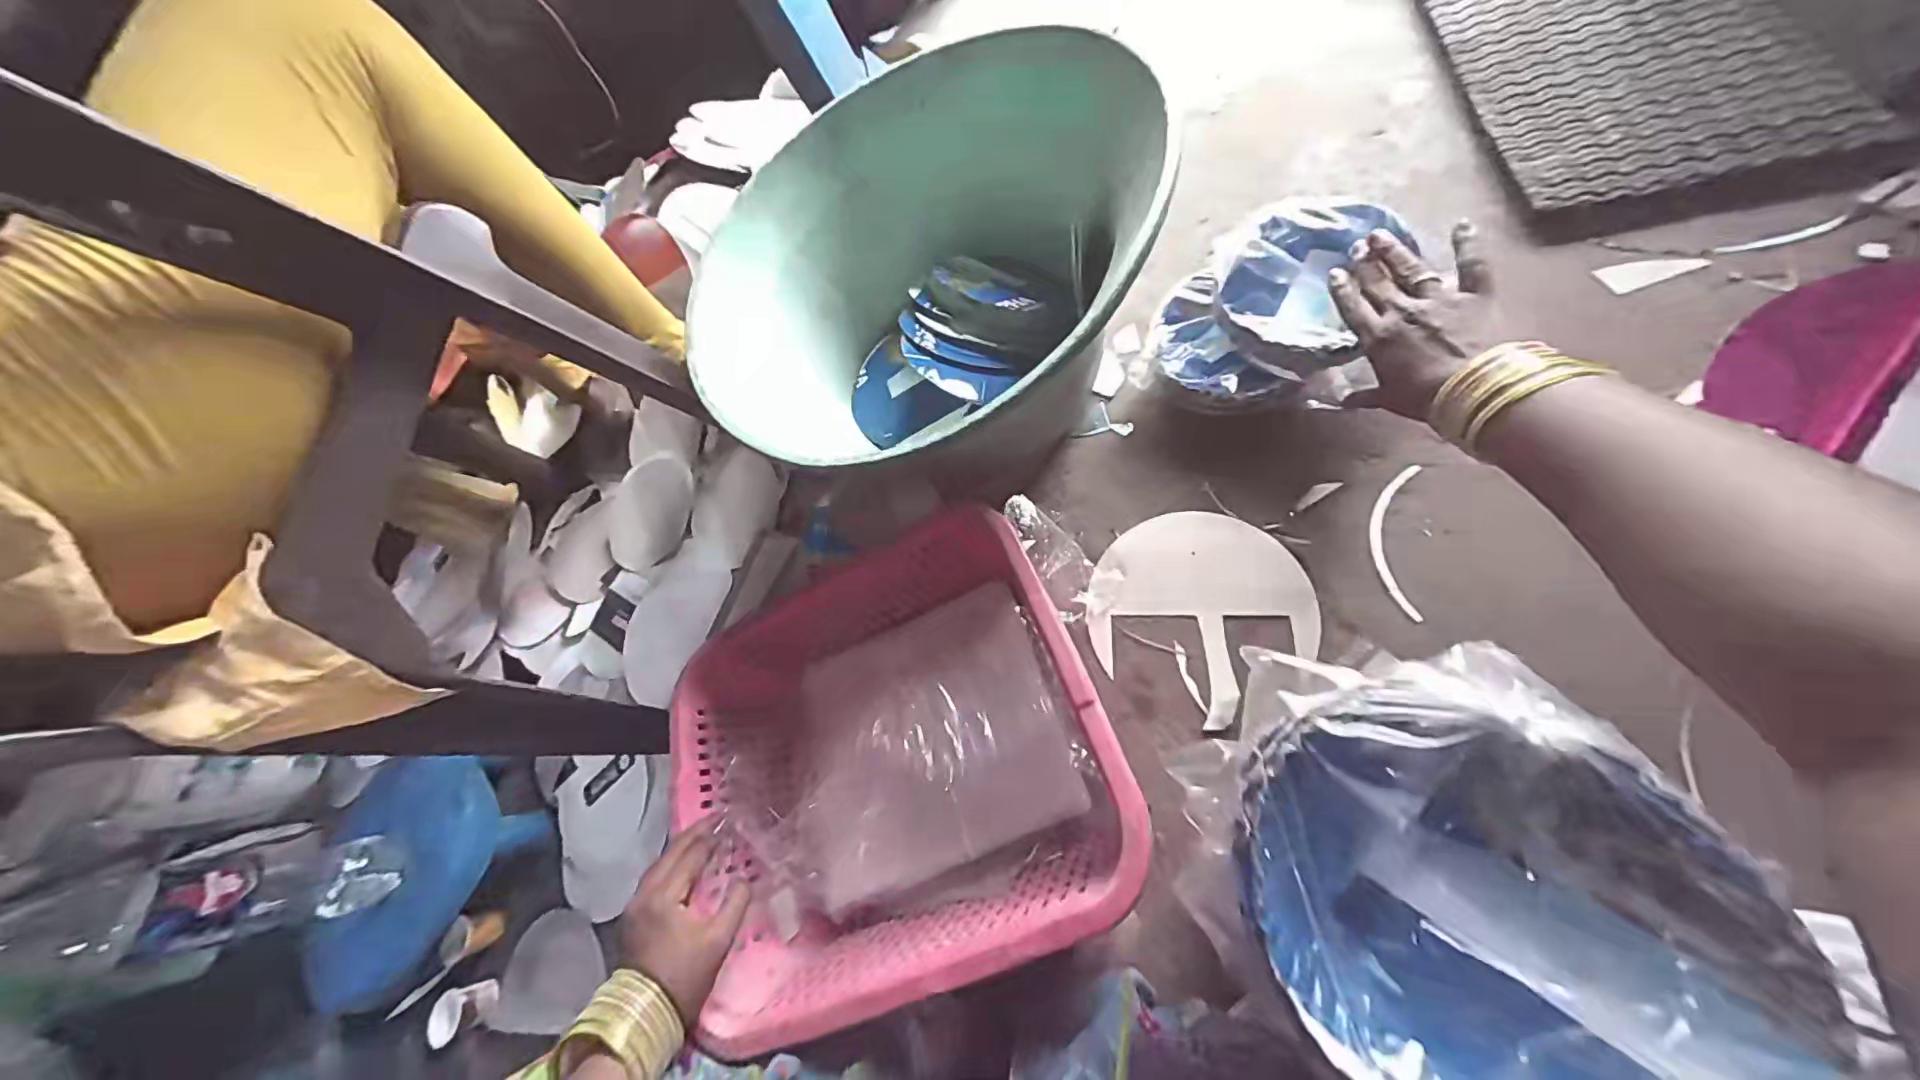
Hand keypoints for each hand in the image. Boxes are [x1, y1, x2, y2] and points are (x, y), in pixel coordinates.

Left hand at [619, 822, 749, 1025]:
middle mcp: (644, 894)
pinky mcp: (633, 917)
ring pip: (659, 866)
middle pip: (670, 854)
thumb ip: (735, 902)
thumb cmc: (684, 976)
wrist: (645, 1013)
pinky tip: (683, 864)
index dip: (710, 837)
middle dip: (694, 835)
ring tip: (702, 836)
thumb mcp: (718, 940)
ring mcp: (634, 906)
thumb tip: (743, 878)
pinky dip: (671, 865)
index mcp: (663, 896)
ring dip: (681, 849)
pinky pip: (654, 879)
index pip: (690, 856)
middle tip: (716, 819)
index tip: (728, 822)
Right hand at [1329, 221, 1495, 418]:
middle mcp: (1403, 312)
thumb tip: (1344, 401)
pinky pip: (1472, 265)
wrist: (1474, 388)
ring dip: (1395, 252)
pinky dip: (1468, 244)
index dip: (1342, 289)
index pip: (1353, 308)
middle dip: (1365, 263)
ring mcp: (1439, 301)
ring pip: (1412, 270)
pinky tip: (1463, 224)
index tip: (1335, 272)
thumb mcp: (1389, 398)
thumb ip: (1366, 395)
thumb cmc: (1424, 397)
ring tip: (1381, 234)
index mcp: (1378, 337)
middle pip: (1378, 283)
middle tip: (1356, 245)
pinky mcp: (1473, 296)